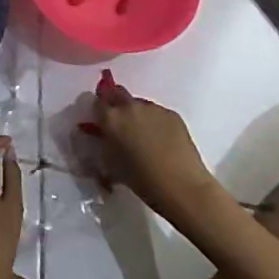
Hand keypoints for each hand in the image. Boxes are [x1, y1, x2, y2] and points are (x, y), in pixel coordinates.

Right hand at [81, 71, 221, 223]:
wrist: (182, 185)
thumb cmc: (142, 180)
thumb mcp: (112, 167)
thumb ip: (103, 147)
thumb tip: (103, 139)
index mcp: (112, 119)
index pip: (97, 103)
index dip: (97, 113)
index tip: (100, 123)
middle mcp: (131, 107)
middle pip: (117, 93)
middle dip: (114, 103)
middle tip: (118, 123)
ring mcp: (153, 108)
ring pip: (138, 104)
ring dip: (136, 114)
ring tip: (143, 136)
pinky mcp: (172, 113)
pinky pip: (156, 113)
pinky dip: (154, 122)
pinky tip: (160, 141)